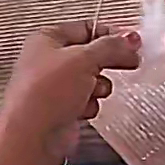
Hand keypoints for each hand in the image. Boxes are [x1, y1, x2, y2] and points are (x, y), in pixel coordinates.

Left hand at [0, 23, 140, 163]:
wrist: (33, 136)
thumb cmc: (45, 93)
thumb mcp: (84, 59)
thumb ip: (110, 46)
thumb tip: (129, 39)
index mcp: (46, 40)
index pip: (85, 28)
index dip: (110, 34)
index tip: (131, 41)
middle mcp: (47, 62)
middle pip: (89, 55)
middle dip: (108, 61)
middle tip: (129, 62)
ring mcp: (54, 87)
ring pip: (91, 79)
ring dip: (99, 86)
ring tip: (94, 90)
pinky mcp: (61, 109)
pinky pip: (86, 101)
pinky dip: (90, 104)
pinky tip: (84, 109)